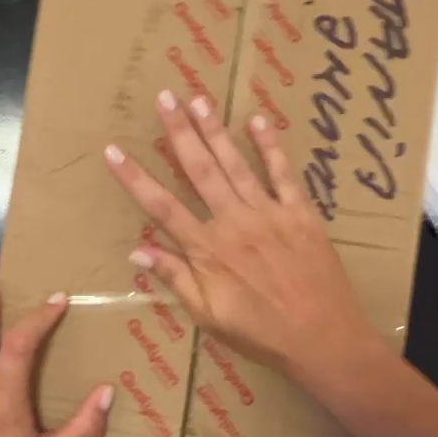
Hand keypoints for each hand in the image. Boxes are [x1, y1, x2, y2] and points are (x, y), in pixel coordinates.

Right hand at [103, 90, 384, 382]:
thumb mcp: (209, 315)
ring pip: (236, 164)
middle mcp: (234, 223)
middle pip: (199, 170)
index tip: (113, 151)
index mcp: (207, 250)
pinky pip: (283, 174)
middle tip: (164, 98)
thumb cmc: (261, 333)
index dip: (135, 178)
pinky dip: (271, 147)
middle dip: (179, 133)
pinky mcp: (300, 213)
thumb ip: (175, 278)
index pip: (161, 207)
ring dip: (216, 130)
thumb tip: (137, 250)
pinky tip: (258, 121)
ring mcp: (269, 214)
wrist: (323, 339)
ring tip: (199, 99)